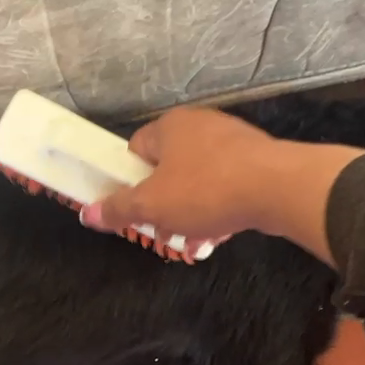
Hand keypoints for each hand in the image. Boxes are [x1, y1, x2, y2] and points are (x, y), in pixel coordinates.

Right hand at [82, 107, 282, 239]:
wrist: (277, 187)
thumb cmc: (205, 191)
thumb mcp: (152, 206)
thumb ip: (119, 209)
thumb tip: (87, 213)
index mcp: (169, 126)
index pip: (135, 150)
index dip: (130, 182)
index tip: (135, 208)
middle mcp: (200, 124)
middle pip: (168, 168)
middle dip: (164, 203)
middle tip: (164, 231)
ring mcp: (232, 140)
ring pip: (198, 180)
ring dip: (192, 212)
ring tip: (194, 240)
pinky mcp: (257, 159)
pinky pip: (226, 185)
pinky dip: (219, 208)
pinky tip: (220, 234)